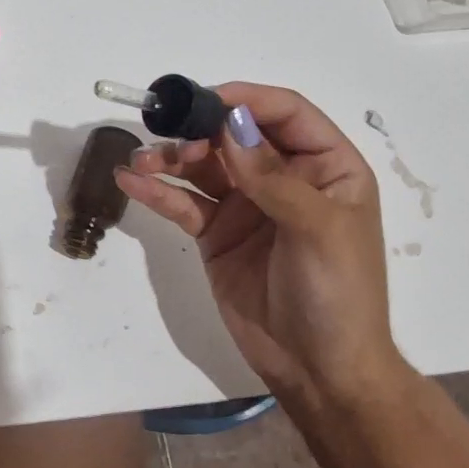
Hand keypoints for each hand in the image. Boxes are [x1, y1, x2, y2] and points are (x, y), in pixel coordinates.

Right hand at [115, 83, 399, 401]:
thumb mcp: (317, 231)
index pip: (286, 115)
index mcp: (327, 168)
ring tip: (140, 161)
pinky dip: (157, 192)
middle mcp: (285, 179)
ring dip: (171, 158)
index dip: (246, 101)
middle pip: (235, 136)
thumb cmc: (338, 294)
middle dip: (198, 130)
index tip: (202, 100)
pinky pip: (184, 203)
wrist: (318, 368)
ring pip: (203, 166)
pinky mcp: (216, 234)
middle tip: (166, 138)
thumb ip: (273, 177)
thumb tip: (231, 124)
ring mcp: (247, 206)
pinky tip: (130, 182)